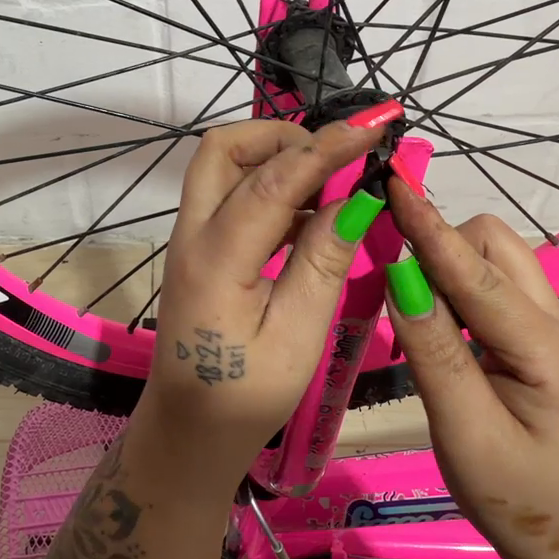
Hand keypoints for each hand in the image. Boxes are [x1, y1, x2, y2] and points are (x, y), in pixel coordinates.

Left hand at [127, 102, 403, 493]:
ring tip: (331, 176)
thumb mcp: (296, 339)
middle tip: (335, 150)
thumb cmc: (244, 399)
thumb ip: (323, 263)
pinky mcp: (197, 249)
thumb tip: (354, 199)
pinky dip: (267, 184)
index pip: (271, 181)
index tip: (372, 126)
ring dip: (273, 156)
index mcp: (215, 259)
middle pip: (222, 150)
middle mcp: (192, 234)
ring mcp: (189, 238)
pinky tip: (309, 212)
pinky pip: (227, 194)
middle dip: (279, 135)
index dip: (324, 148)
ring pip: (221, 167)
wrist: (187, 432)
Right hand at [384, 181, 558, 558]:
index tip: (394, 184)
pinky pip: (493, 284)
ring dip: (450, 263)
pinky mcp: (536, 338)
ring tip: (414, 304)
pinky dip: (458, 284)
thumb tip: (397, 277)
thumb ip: (433, 351)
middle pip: (496, 245)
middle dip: (444, 243)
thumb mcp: (465, 432)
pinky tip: (437, 319)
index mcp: (546, 350)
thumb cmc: (513, 497)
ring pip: (496, 258)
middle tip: (395, 277)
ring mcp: (552, 329)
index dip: (430, 227)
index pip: (477, 273)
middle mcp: (556, 325)